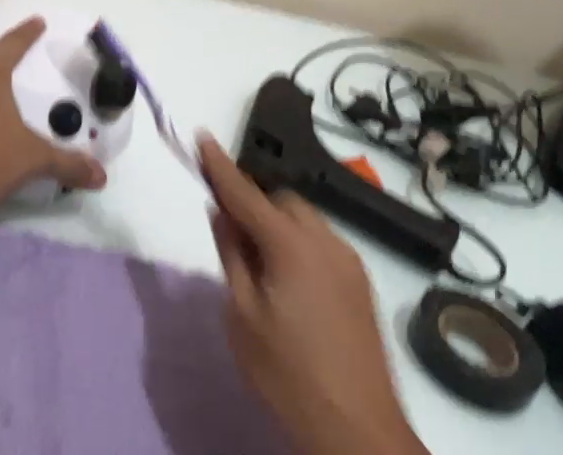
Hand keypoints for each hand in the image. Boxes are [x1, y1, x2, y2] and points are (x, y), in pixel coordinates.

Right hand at [200, 135, 426, 454]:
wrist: (356, 425)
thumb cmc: (287, 371)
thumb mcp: (242, 314)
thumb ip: (231, 256)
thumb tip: (222, 215)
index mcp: (291, 245)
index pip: (245, 193)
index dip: (220, 166)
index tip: (202, 137)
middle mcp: (326, 241)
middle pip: (282, 202)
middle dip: (254, 205)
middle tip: (230, 236)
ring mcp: (349, 261)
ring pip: (305, 222)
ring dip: (278, 227)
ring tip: (259, 268)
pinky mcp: (360, 283)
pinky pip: (322, 244)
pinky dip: (299, 246)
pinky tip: (289, 286)